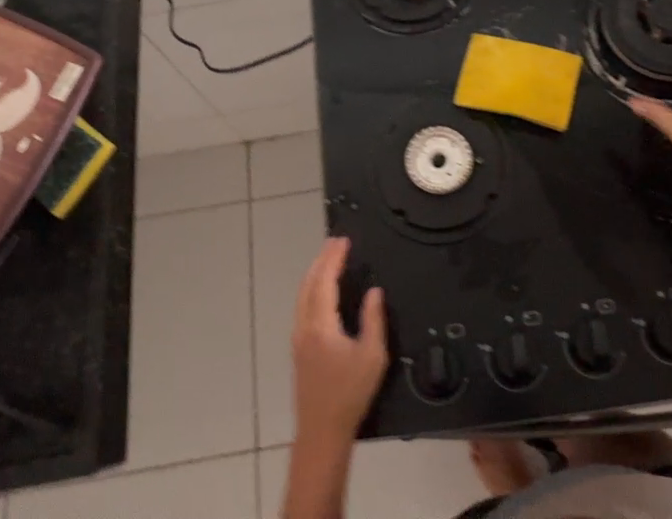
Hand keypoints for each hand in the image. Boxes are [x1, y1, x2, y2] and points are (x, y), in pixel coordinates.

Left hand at [292, 237, 388, 442]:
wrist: (321, 430)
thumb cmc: (350, 394)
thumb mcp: (372, 357)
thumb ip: (373, 320)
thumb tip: (374, 292)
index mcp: (321, 325)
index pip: (324, 282)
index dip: (333, 259)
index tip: (342, 241)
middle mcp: (304, 327)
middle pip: (308, 285)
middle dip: (320, 261)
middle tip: (334, 242)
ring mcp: (297, 338)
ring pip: (301, 296)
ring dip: (314, 274)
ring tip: (327, 259)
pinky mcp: (298, 349)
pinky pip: (301, 307)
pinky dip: (310, 289)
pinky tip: (319, 291)